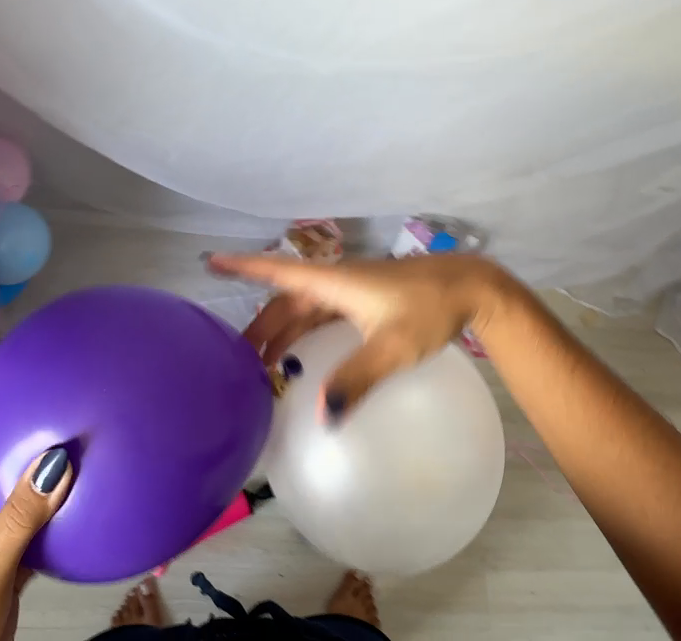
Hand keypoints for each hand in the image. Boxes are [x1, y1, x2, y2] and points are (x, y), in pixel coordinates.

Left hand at [0, 404, 74, 640]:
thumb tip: (57, 460)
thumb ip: (20, 517)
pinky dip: (52, 518)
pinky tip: (80, 508)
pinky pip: (32, 534)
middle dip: (7, 439)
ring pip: (9, 501)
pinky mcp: (6, 573)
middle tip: (44, 409)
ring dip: (32, 478)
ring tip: (68, 448)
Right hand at [211, 252, 517, 419]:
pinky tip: (305, 358)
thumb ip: (357, 380)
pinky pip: (322, 315)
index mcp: (334, 282)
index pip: (278, 272)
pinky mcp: (365, 300)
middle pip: (285, 300)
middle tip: (233, 355)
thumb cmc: (430, 309)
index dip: (244, 267)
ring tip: (262, 365)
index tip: (209, 262)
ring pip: (303, 308)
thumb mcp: (394, 347)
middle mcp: (336, 282)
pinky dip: (305, 332)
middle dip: (258, 324)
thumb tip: (321, 418)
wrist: (470, 287)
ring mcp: (351, 291)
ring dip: (281, 331)